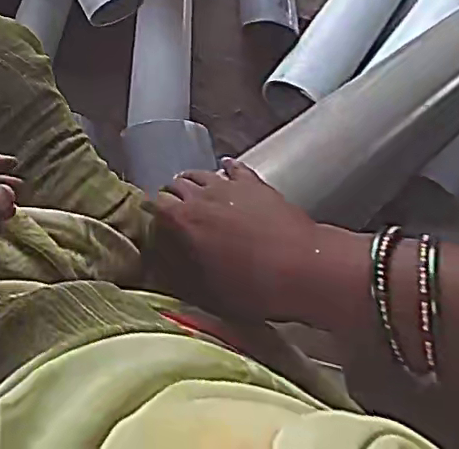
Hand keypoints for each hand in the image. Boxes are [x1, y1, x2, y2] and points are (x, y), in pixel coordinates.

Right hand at [150, 158, 359, 323]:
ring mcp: (228, 184)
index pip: (155, 206)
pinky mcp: (253, 182)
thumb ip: (182, 273)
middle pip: (174, 185)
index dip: (152, 214)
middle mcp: (200, 195)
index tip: (153, 224)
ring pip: (200, 173)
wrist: (306, 269)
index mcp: (184, 220)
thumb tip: (162, 265)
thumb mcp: (210, 291)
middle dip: (170, 196)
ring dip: (193, 182)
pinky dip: (225, 168)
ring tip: (195, 193)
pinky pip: (233, 167)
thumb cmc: (255, 287)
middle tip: (174, 211)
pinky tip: (225, 169)